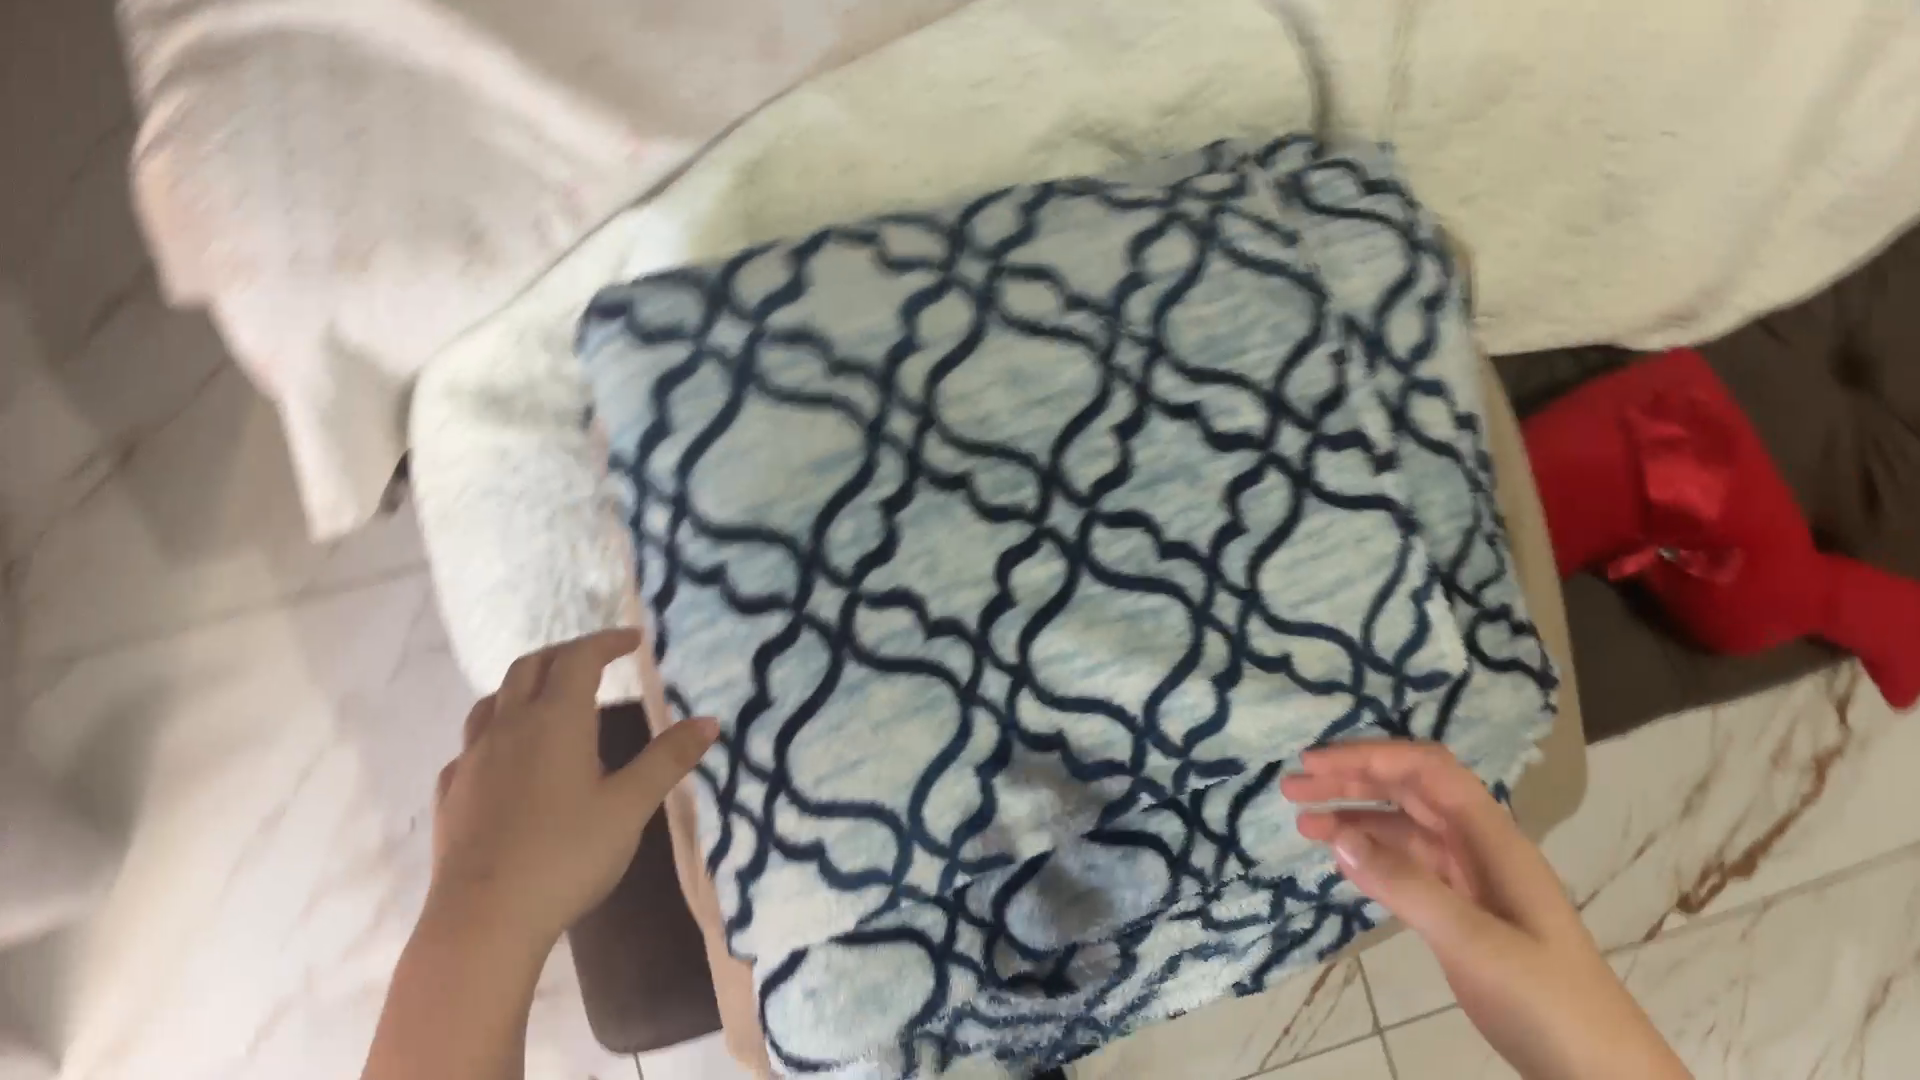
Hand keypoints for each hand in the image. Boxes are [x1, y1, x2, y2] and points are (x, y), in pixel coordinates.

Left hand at [427, 628, 718, 951]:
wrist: (484, 922)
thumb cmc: (567, 855)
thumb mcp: (631, 806)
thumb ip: (668, 759)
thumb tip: (708, 722)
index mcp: (555, 720)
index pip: (579, 658)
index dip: (607, 642)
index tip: (634, 640)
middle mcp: (508, 726)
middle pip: (530, 667)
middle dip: (566, 655)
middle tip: (597, 661)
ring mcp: (471, 760)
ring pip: (493, 701)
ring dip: (526, 686)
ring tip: (551, 700)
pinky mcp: (450, 794)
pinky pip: (472, 744)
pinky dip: (497, 732)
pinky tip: (509, 760)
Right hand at [1281, 741, 1688, 1079]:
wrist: (1603, 1078)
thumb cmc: (1550, 1004)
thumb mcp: (1476, 944)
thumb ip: (1408, 887)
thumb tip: (1338, 836)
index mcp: (1492, 840)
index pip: (1426, 769)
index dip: (1369, 756)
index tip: (1313, 763)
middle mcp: (1480, 847)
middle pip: (1409, 790)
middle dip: (1350, 779)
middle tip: (1291, 788)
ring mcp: (1471, 880)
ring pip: (1403, 827)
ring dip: (1354, 816)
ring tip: (1302, 823)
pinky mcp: (1462, 912)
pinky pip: (1407, 865)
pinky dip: (1370, 854)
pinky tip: (1341, 860)